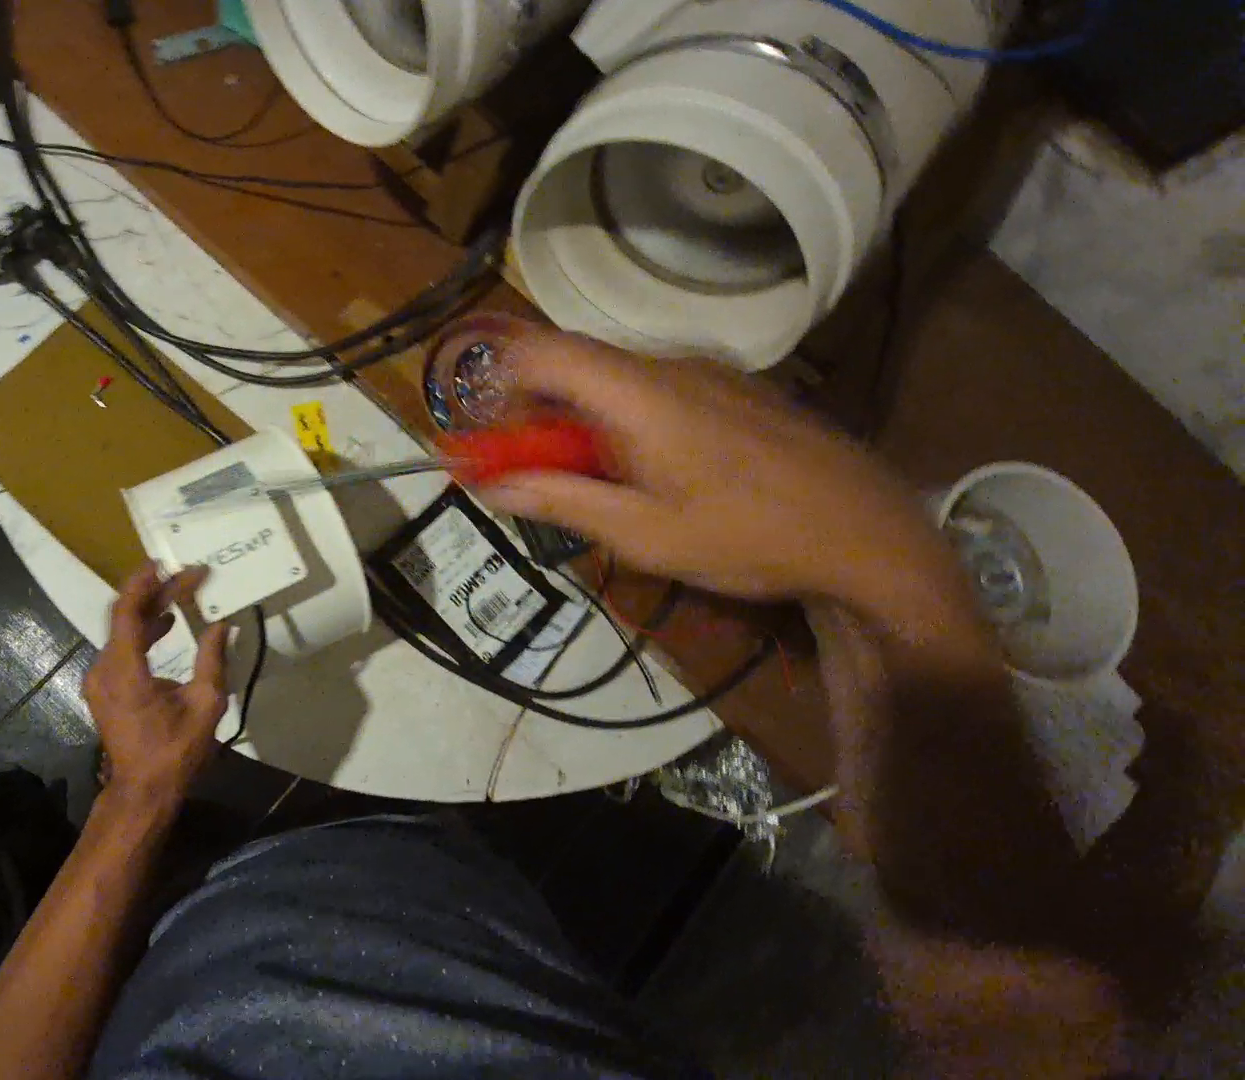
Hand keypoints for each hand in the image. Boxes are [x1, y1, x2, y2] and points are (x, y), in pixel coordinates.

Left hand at [83, 562, 231, 804]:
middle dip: (156, 592)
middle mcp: (104, 668)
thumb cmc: (175, 751)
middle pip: (125, 616)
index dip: (145, 582)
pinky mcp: (104, 687)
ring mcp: (100, 679)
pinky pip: (121, 647)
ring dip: (150, 609)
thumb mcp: (205, 705)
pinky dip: (143, 631)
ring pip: (122, 630)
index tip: (166, 563)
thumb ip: (212, 660)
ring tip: (182, 594)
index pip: (128, 611)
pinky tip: (167, 624)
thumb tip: (222, 625)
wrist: (143, 791)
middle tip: (188, 577)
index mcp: (125, 669)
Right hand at [477, 330, 974, 626]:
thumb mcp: (641, 534)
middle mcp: (671, 366)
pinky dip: (621, 421)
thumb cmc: (747, 538)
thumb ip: (559, 501)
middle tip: (532, 471)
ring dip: (579, 420)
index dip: (499, 381)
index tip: (490, 433)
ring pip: (614, 379)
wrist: (871, 537)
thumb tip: (487, 486)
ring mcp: (709, 374)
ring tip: (590, 482)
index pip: (544, 350)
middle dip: (536, 412)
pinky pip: (654, 390)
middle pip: (575, 364)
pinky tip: (648, 472)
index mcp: (640, 393)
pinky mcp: (733, 390)